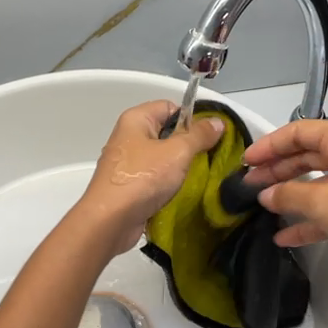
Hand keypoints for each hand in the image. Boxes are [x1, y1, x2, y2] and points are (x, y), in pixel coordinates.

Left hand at [75, 100, 224, 246]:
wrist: (110, 221)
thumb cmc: (142, 179)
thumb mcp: (178, 152)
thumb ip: (200, 135)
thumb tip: (218, 122)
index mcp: (136, 119)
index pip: (169, 106)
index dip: (191, 118)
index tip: (209, 136)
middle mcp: (128, 136)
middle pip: (166, 132)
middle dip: (188, 144)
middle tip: (207, 158)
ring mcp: (127, 162)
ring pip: (161, 157)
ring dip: (179, 166)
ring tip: (197, 176)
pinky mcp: (128, 185)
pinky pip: (154, 176)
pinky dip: (167, 183)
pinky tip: (179, 192)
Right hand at [240, 120, 327, 281]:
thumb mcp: (327, 204)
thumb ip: (290, 196)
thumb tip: (265, 193)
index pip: (298, 132)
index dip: (269, 145)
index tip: (244, 162)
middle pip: (307, 156)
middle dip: (276, 171)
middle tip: (247, 187)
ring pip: (318, 183)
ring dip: (290, 196)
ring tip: (260, 209)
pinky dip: (310, 220)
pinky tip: (286, 236)